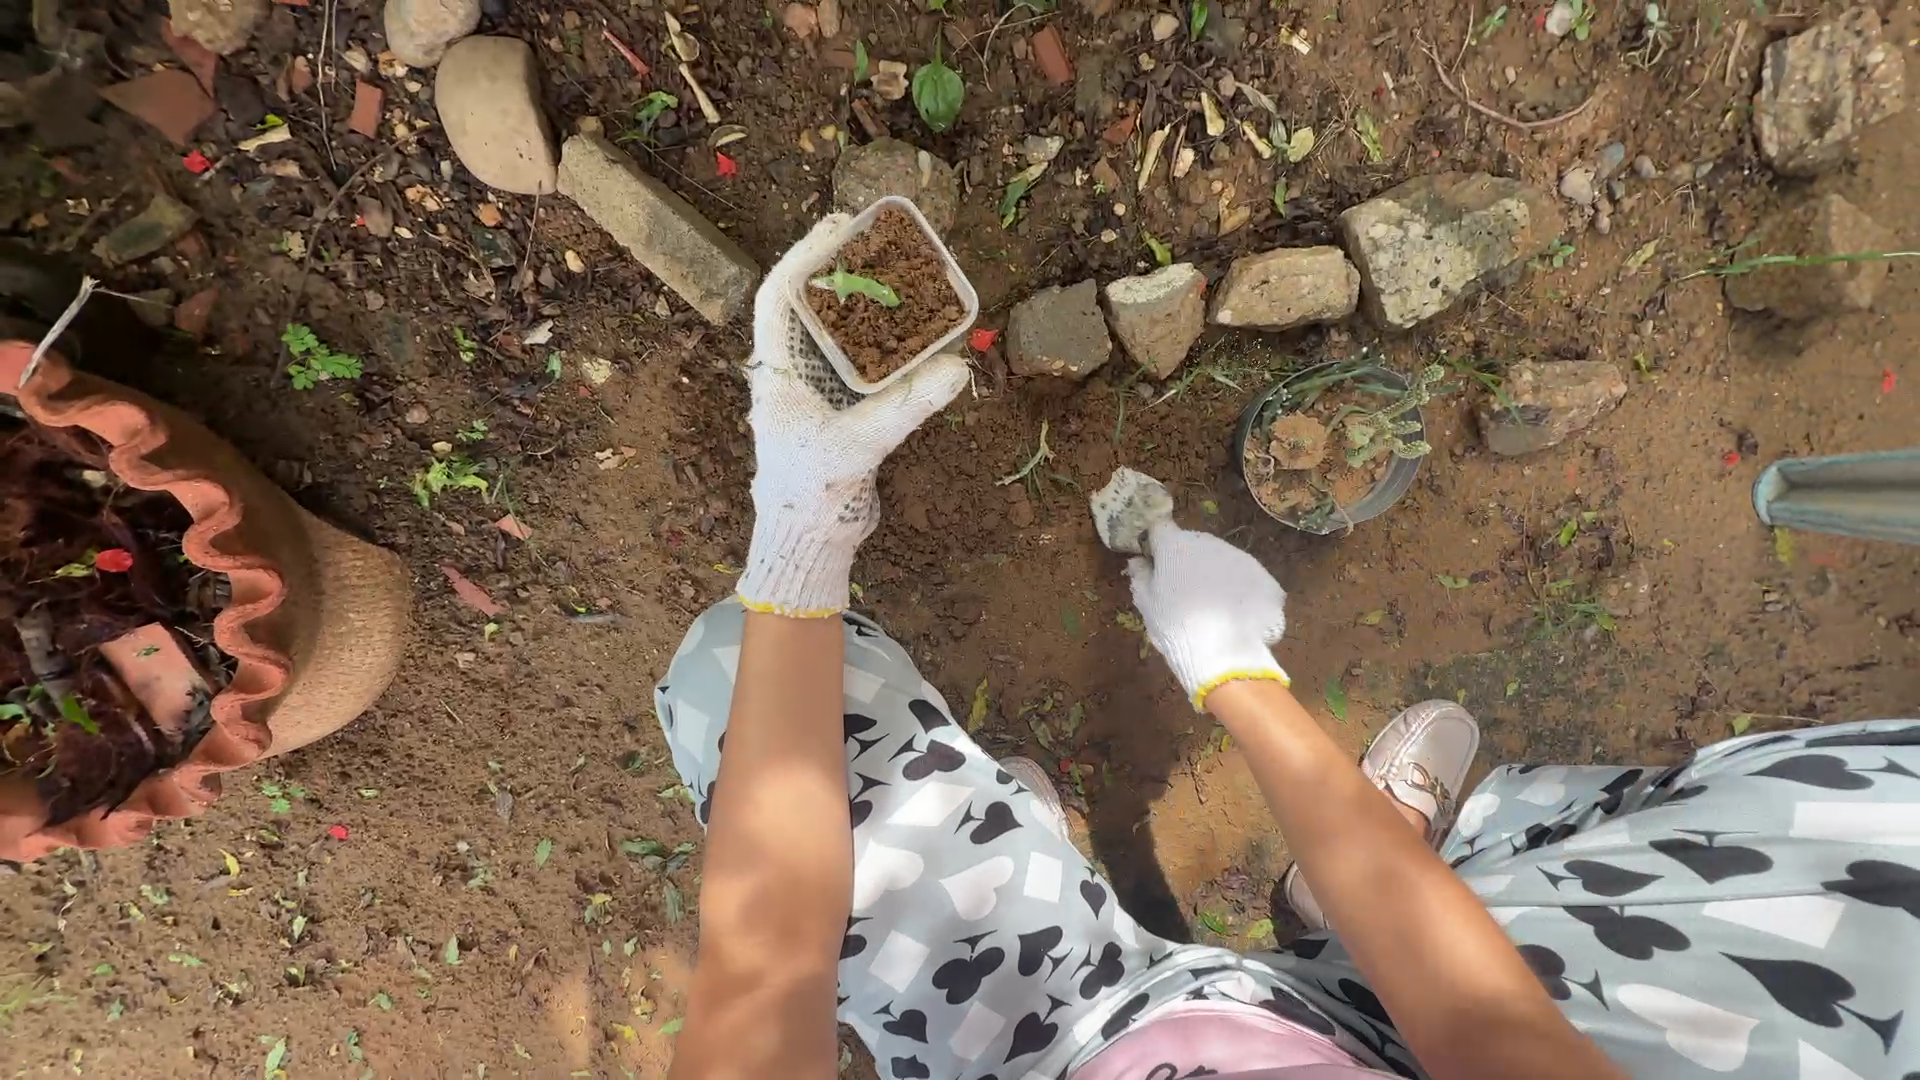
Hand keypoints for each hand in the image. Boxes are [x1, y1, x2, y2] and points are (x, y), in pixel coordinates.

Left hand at [735, 215, 968, 616]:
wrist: (809, 537)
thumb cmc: (813, 490)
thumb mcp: (859, 443)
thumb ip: (906, 406)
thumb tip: (958, 369)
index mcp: (776, 372)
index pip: (778, 297)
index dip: (805, 255)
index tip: (836, 227)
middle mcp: (792, 375)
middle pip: (809, 308)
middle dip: (840, 272)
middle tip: (875, 243)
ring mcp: (815, 394)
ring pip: (835, 336)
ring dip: (864, 309)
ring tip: (898, 279)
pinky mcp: (837, 413)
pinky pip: (858, 367)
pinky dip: (883, 348)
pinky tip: (910, 337)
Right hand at [1126, 522, 1289, 708]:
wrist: (1223, 656)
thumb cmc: (1175, 627)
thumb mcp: (1147, 605)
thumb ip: (1141, 577)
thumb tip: (1138, 561)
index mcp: (1176, 546)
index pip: (1161, 529)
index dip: (1156, 544)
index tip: (1154, 560)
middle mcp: (1210, 544)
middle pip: (1193, 544)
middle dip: (1187, 559)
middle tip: (1182, 589)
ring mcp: (1241, 559)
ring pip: (1222, 559)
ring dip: (1214, 573)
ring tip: (1211, 606)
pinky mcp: (1265, 578)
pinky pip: (1246, 578)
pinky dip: (1240, 590)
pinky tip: (1234, 615)